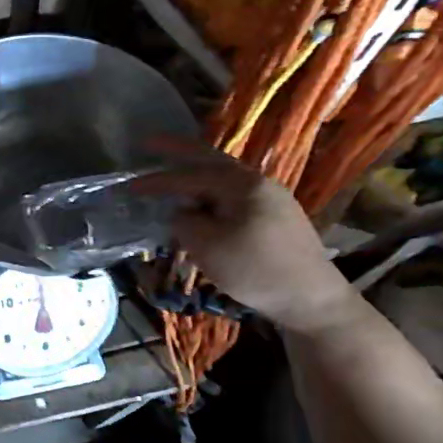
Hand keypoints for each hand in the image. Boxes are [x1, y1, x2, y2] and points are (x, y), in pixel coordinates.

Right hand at [138, 142, 354, 329]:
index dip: (158, 180)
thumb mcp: (208, 247)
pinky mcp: (277, 217)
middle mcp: (258, 182)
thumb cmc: (256, 270)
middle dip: (179, 153)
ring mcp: (272, 198)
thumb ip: (185, 223)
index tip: (131, 185)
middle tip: (151, 144)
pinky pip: (234, 198)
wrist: (311, 298)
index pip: (191, 175)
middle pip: (211, 162)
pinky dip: (212, 198)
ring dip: (196, 179)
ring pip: (224, 181)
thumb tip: (181, 213)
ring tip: (172, 183)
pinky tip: (203, 209)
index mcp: (242, 183)